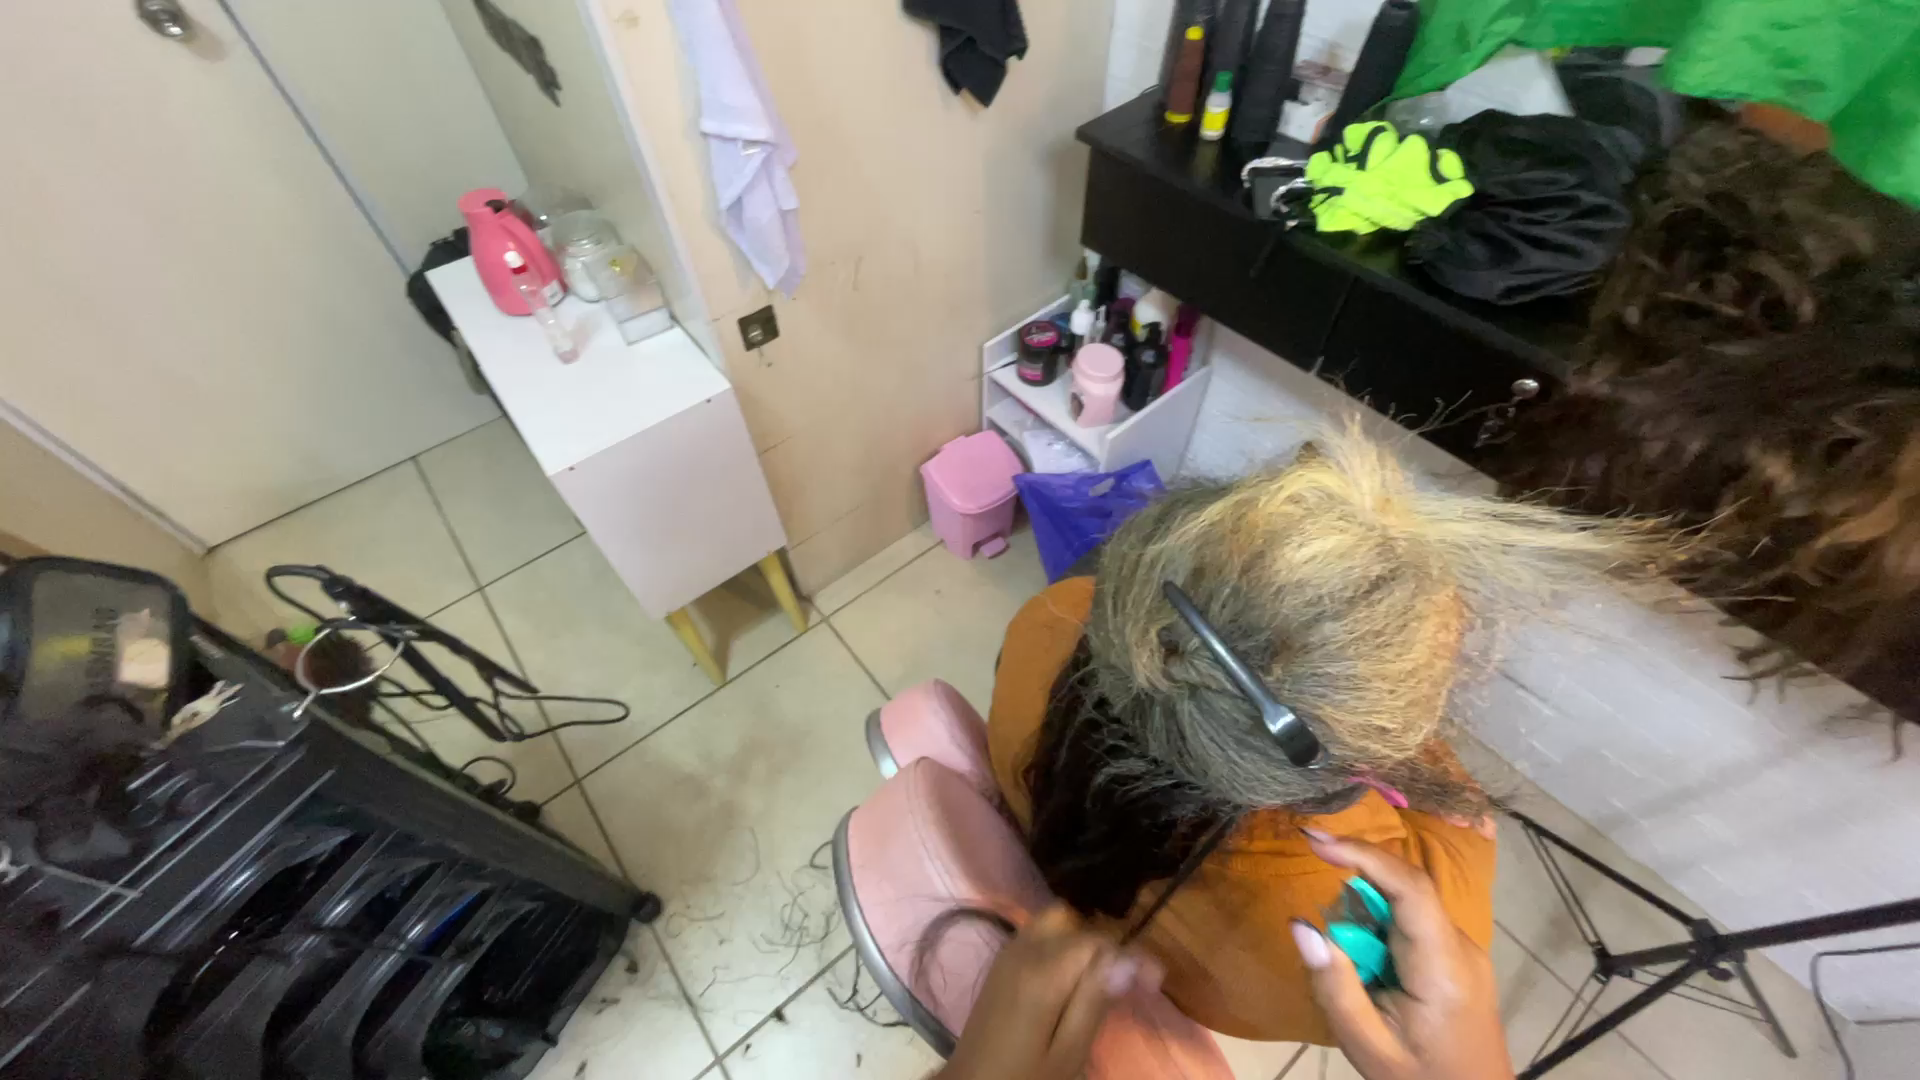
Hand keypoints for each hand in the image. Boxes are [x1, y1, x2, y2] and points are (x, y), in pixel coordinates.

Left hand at [937, 904, 1162, 1079]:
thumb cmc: (1026, 1077)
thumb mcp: (1068, 1051)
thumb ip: (1095, 1000)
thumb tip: (1128, 959)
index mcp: (1044, 971)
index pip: (1097, 939)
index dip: (1130, 954)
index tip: (1155, 979)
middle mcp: (1024, 948)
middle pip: (1073, 918)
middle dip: (1102, 940)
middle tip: (1123, 979)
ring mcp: (1009, 950)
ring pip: (1053, 919)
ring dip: (1080, 937)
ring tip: (1099, 977)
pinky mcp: (1002, 960)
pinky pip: (1036, 932)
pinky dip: (1060, 941)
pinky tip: (1070, 977)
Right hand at [1292, 830, 1512, 1079]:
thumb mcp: (1366, 1045)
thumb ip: (1334, 985)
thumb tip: (1300, 924)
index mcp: (1443, 968)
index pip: (1410, 887)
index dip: (1363, 853)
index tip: (1314, 840)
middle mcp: (1461, 946)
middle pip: (1403, 887)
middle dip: (1354, 882)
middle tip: (1320, 903)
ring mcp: (1462, 948)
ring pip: (1402, 900)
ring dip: (1363, 911)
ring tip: (1354, 967)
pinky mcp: (1455, 954)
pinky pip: (1407, 918)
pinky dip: (1375, 925)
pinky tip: (1368, 965)